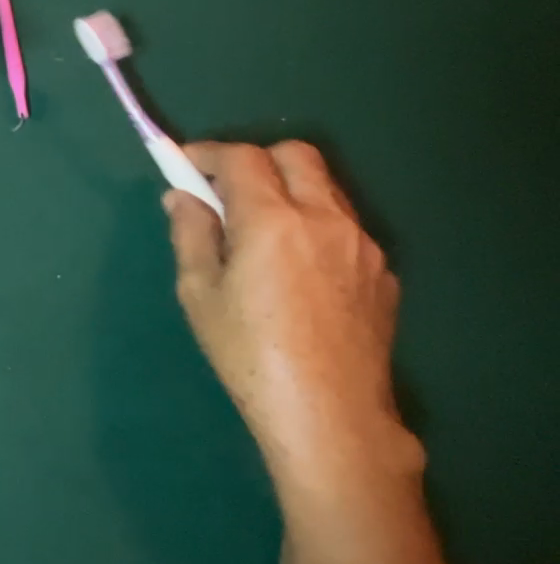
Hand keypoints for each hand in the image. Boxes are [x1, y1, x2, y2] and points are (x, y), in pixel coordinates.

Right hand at [164, 141, 421, 492]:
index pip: (242, 158)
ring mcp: (362, 243)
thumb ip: (191, 234)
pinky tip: (289, 266)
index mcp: (273, 222)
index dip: (206, 154)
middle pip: (295, 156)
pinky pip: (341, 224)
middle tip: (220, 191)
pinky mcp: (381, 270)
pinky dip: (310, 223)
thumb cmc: (245, 350)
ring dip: (284, 190)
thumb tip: (183, 197)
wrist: (327, 409)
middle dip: (252, 160)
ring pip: (323, 187)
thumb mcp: (198, 291)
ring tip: (252, 230)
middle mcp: (325, 220)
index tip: (181, 165)